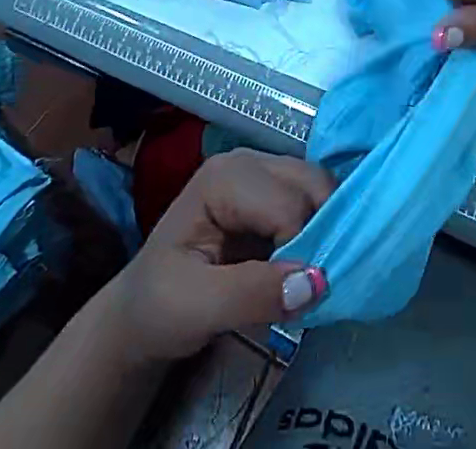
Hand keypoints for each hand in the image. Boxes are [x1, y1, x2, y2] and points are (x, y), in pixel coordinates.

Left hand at [98, 149, 334, 363]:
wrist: (146, 313)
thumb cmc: (161, 307)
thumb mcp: (196, 309)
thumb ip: (252, 294)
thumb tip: (317, 281)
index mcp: (224, 178)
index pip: (289, 206)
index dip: (303, 251)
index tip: (295, 297)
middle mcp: (249, 162)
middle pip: (314, 186)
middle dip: (324, 234)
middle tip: (315, 285)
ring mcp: (265, 174)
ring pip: (323, 191)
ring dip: (329, 233)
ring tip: (313, 277)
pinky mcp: (277, 193)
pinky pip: (318, 202)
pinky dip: (325, 231)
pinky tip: (311, 263)